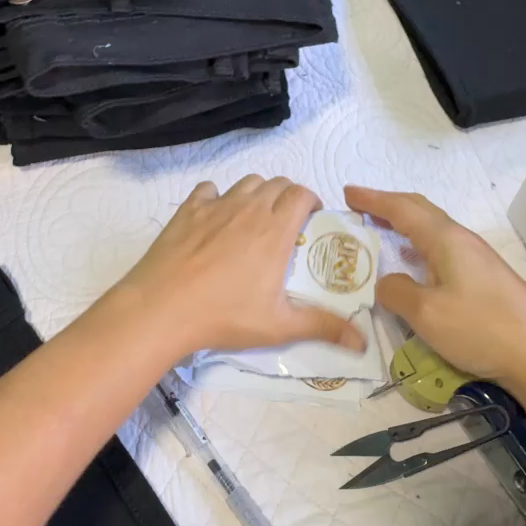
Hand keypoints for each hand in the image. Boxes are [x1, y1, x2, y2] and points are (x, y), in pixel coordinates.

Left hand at [110, 176, 366, 359]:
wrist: (163, 307)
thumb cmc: (224, 315)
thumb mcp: (278, 326)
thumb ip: (322, 327)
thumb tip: (362, 342)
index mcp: (275, 229)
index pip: (301, 194)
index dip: (311, 200)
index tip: (311, 218)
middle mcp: (249, 208)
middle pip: (277, 183)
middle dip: (288, 195)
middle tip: (287, 222)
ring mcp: (217, 205)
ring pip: (246, 182)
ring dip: (257, 192)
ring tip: (255, 217)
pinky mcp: (189, 209)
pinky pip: (209, 188)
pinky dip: (217, 196)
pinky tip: (215, 216)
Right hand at [348, 186, 525, 391]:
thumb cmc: (481, 328)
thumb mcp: (426, 314)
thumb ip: (396, 292)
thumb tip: (387, 282)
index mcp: (446, 239)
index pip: (402, 208)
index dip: (373, 199)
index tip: (347, 193)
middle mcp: (462, 240)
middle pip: (420, 211)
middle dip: (389, 205)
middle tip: (361, 207)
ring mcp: (477, 259)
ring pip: (433, 230)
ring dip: (405, 225)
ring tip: (382, 231)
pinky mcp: (485, 279)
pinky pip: (442, 249)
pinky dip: (419, 245)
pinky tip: (415, 264)